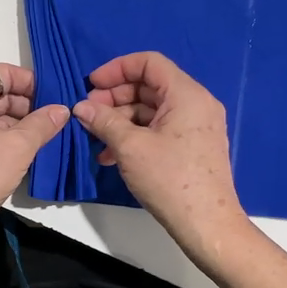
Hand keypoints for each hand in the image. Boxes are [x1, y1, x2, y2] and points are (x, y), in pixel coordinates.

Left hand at [0, 64, 68, 253]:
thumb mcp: (19, 146)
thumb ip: (43, 123)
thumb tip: (62, 109)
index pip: (2, 73)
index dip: (30, 81)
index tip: (53, 97)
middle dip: (28, 104)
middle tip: (56, 119)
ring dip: (21, 123)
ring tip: (48, 136)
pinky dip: (8, 137)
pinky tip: (29, 150)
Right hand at [73, 52, 245, 255]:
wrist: (206, 224)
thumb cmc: (169, 179)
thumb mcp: (130, 147)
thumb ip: (103, 121)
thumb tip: (80, 107)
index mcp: (186, 95)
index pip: (149, 63)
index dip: (116, 69)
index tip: (90, 85)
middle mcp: (196, 104)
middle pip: (149, 86)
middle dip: (114, 97)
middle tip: (87, 114)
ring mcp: (196, 126)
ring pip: (151, 109)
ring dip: (120, 119)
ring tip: (95, 138)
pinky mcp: (192, 146)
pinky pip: (159, 129)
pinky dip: (135, 135)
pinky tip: (111, 155)